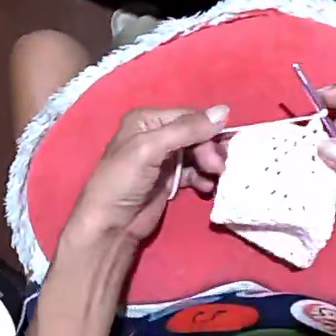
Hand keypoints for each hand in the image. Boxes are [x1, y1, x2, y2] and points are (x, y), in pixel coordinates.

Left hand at [61, 106, 228, 253]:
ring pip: (197, 154)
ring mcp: (162, 159)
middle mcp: (155, 135)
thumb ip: (186, 130)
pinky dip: (202, 177)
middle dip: (209, 150)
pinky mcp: (168, 179)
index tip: (221, 149)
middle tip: (218, 168)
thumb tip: (224, 110)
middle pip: (195, 135)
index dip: (207, 130)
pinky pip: (193, 172)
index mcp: (146, 120)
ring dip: (209, 164)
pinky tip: (206, 187)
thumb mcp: (151, 149)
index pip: (188, 117)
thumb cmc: (123, 181)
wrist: (110, 224)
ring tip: (215, 177)